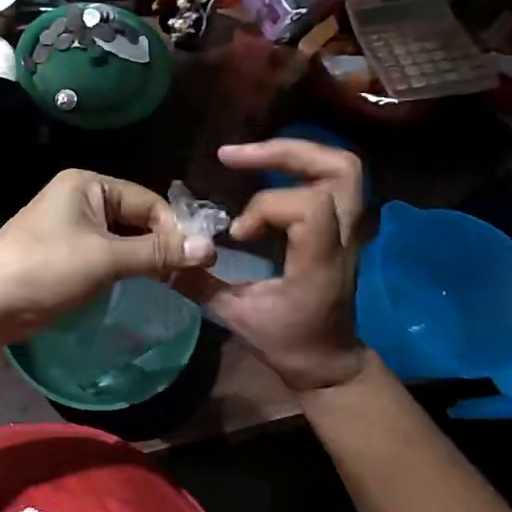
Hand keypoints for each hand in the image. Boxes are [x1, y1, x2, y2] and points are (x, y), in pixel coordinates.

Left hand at [0, 170, 215, 336]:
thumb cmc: (46, 269)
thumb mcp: (105, 258)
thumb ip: (157, 252)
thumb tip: (211, 248)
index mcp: (88, 184)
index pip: (148, 201)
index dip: (173, 230)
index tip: (198, 262)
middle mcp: (80, 198)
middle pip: (136, 217)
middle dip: (160, 244)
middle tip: (186, 277)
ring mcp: (70, 226)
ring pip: (121, 238)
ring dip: (143, 258)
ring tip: (168, 283)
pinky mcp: (64, 252)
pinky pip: (105, 253)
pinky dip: (123, 267)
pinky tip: (137, 284)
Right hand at [185, 140, 367, 391]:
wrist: (328, 360)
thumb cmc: (286, 341)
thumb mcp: (237, 317)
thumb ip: (200, 284)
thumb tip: (162, 261)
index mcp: (320, 261)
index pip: (310, 206)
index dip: (266, 208)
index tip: (237, 234)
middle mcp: (344, 237)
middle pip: (339, 168)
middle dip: (284, 152)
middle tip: (233, 156)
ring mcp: (349, 229)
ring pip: (341, 167)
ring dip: (292, 153)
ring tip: (247, 155)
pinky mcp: (341, 226)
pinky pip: (330, 179)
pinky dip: (296, 167)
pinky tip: (261, 172)